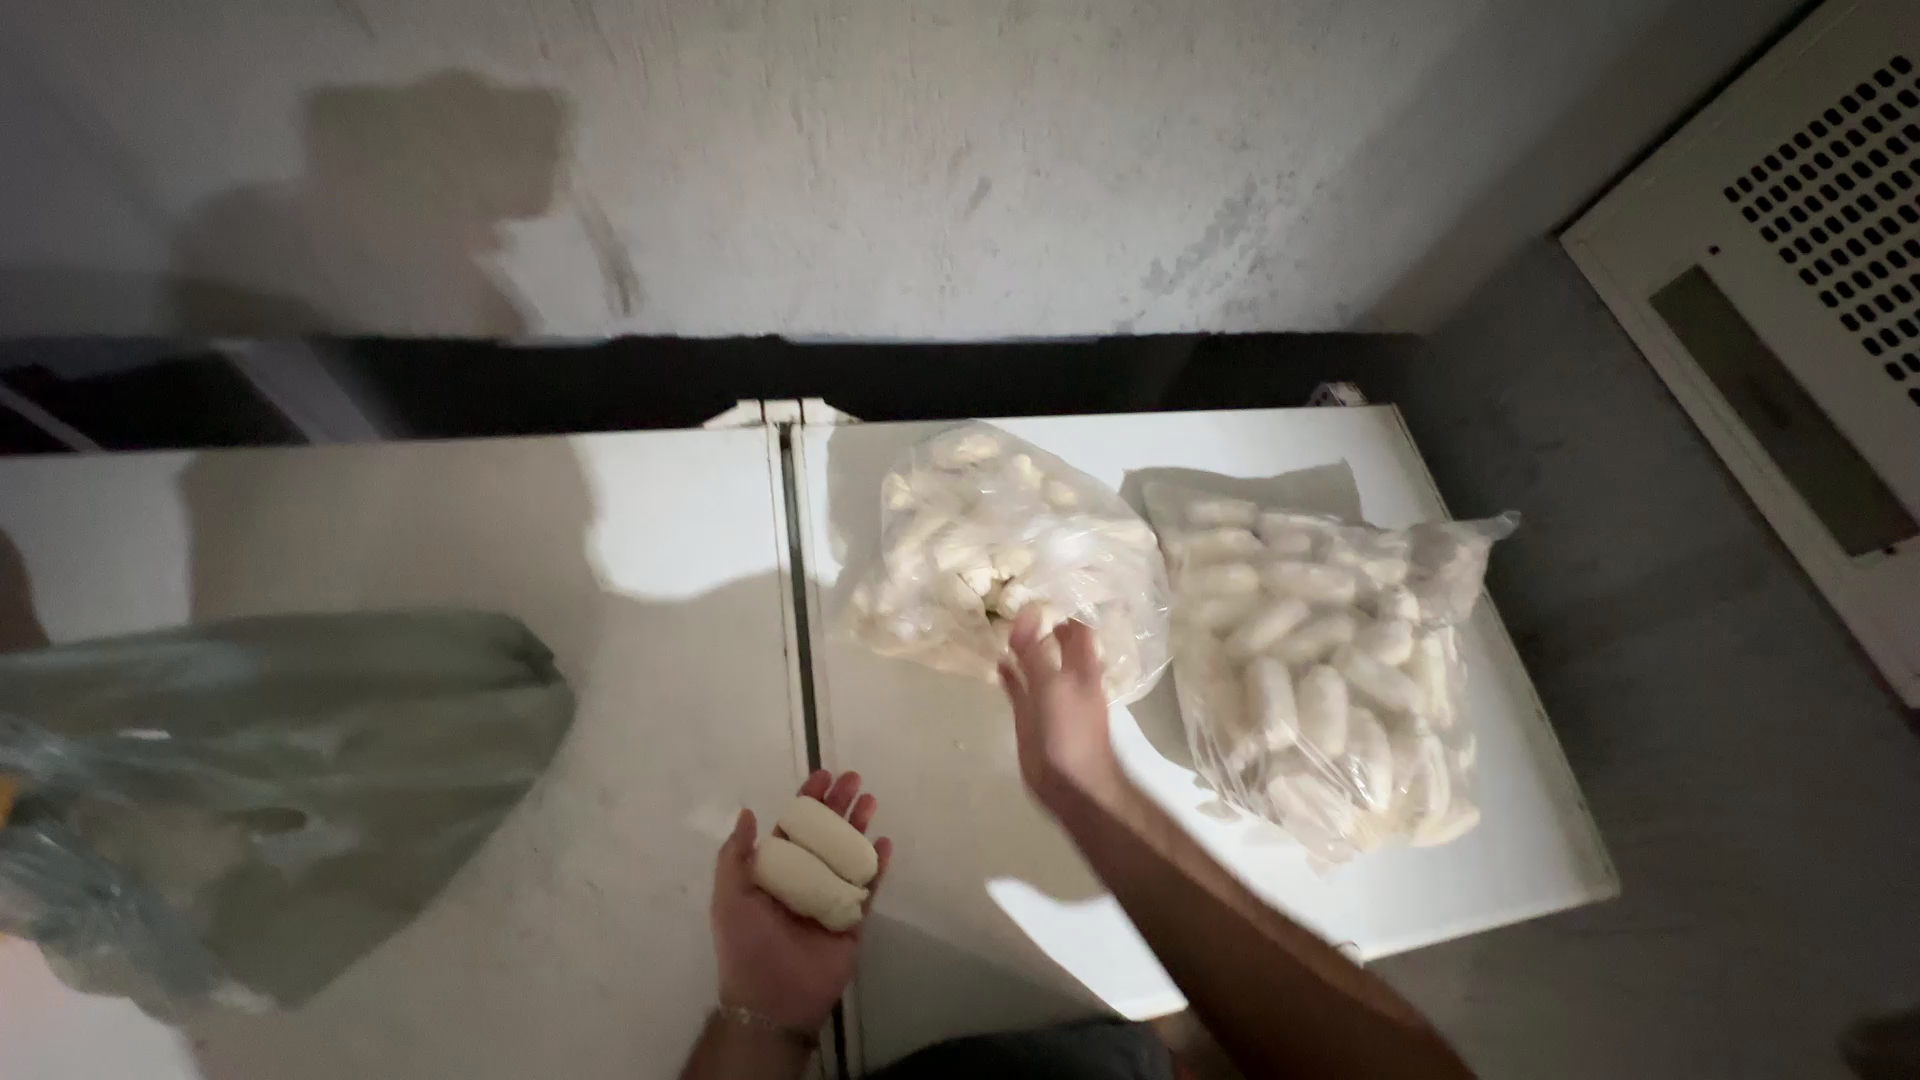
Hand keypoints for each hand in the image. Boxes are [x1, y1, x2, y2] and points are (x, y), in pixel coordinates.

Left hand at [709, 769, 892, 1033]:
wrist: (773, 1000)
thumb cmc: (748, 945)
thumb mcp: (729, 898)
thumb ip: (736, 855)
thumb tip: (747, 812)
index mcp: (776, 872)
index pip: (795, 827)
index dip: (808, 800)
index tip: (823, 776)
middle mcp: (805, 879)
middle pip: (826, 834)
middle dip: (839, 805)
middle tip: (854, 779)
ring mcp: (831, 898)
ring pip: (849, 853)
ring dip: (859, 826)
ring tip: (871, 801)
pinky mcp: (852, 919)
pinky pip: (868, 887)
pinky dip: (877, 864)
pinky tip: (884, 843)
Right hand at [997, 607, 1122, 810]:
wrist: (1072, 786)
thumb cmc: (1071, 733)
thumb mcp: (1053, 686)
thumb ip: (1036, 651)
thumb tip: (1024, 612)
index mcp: (1083, 666)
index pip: (1078, 625)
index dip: (1065, 605)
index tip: (1042, 583)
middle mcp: (1068, 676)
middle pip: (1056, 641)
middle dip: (1040, 622)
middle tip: (1013, 597)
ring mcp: (1048, 695)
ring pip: (1035, 663)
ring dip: (1021, 646)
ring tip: (1000, 623)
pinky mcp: (1030, 714)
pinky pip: (1018, 686)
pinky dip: (1008, 673)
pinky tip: (995, 660)